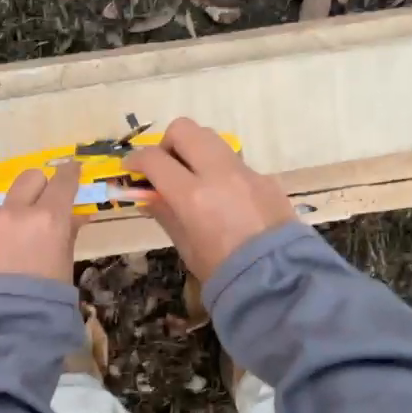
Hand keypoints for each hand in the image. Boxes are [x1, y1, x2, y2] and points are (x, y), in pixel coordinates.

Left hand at [0, 161, 83, 283]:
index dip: (69, 175)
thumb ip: (66, 237)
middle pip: (27, 179)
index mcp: (47, 220)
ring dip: (2, 227)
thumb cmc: (44, 311)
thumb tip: (72, 216)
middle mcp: (12, 214)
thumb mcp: (64, 271)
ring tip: (1, 262)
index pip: (63, 182)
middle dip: (36, 188)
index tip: (70, 171)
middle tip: (37, 208)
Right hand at [122, 118, 297, 281]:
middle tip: (165, 169)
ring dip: (195, 151)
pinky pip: (235, 163)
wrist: (280, 283)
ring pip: (212, 139)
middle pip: (184, 130)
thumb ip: (164, 213)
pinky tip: (224, 200)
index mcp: (193, 195)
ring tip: (193, 180)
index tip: (131, 168)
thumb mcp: (185, 246)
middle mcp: (218, 174)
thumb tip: (147, 195)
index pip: (154, 159)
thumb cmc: (223, 271)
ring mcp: (245, 172)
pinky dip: (220, 171)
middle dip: (168, 144)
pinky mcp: (265, 178)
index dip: (136, 160)